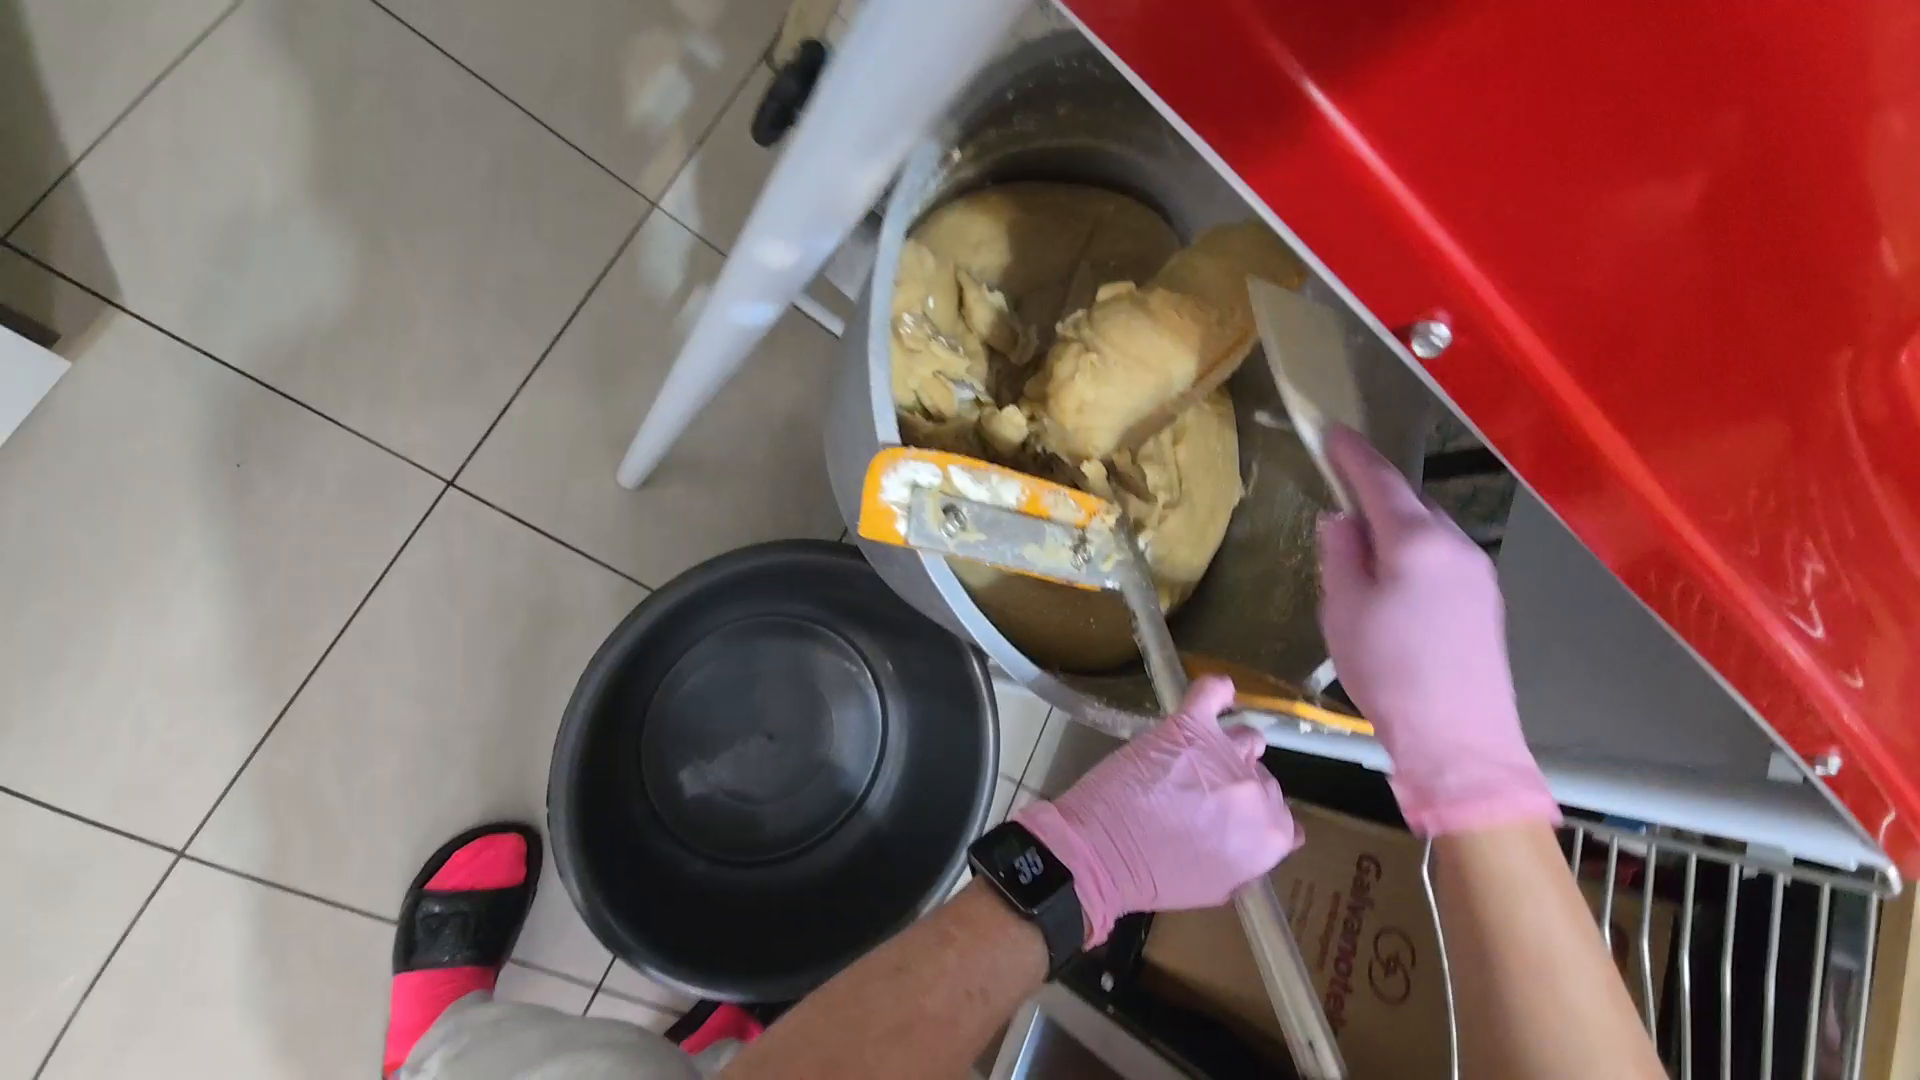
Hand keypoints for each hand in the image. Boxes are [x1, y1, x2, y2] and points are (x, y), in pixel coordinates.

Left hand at [1012, 677, 1295, 946]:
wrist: (1102, 852)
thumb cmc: (1154, 877)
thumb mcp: (1217, 887)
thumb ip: (1247, 861)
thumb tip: (1257, 838)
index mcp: (1269, 837)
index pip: (1281, 815)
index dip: (1256, 813)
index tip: (1234, 815)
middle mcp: (1257, 793)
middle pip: (1261, 776)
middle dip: (1238, 784)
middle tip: (1205, 793)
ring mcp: (1223, 755)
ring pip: (1245, 739)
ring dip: (1230, 747)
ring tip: (1204, 756)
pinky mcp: (1188, 728)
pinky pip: (1211, 694)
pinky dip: (1217, 689)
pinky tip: (1221, 691)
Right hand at [1317, 425, 1558, 834]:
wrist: (1459, 739)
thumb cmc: (1388, 670)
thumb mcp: (1343, 609)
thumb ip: (1339, 555)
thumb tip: (1341, 520)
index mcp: (1416, 542)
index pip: (1380, 482)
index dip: (1353, 456)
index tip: (1332, 433)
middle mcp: (1456, 547)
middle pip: (1409, 506)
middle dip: (1375, 500)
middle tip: (1339, 516)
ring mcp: (1479, 574)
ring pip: (1429, 534)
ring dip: (1396, 533)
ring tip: (1363, 562)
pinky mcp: (1487, 603)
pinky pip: (1443, 561)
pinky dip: (1414, 559)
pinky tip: (1395, 590)